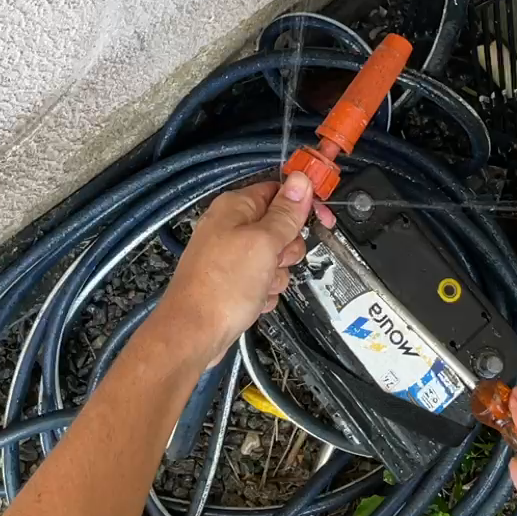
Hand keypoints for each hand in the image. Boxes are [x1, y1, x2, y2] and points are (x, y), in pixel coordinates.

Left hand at [150, 171, 324, 366]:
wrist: (194, 334)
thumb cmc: (220, 287)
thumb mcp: (264, 243)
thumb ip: (285, 213)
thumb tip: (301, 181)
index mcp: (236, 207)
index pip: (280, 191)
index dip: (304, 204)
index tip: (322, 217)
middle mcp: (231, 227)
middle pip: (281, 228)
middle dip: (287, 249)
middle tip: (275, 259)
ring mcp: (231, 255)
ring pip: (276, 258)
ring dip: (276, 275)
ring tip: (259, 284)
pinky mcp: (233, 280)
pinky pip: (264, 280)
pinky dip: (264, 292)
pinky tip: (252, 299)